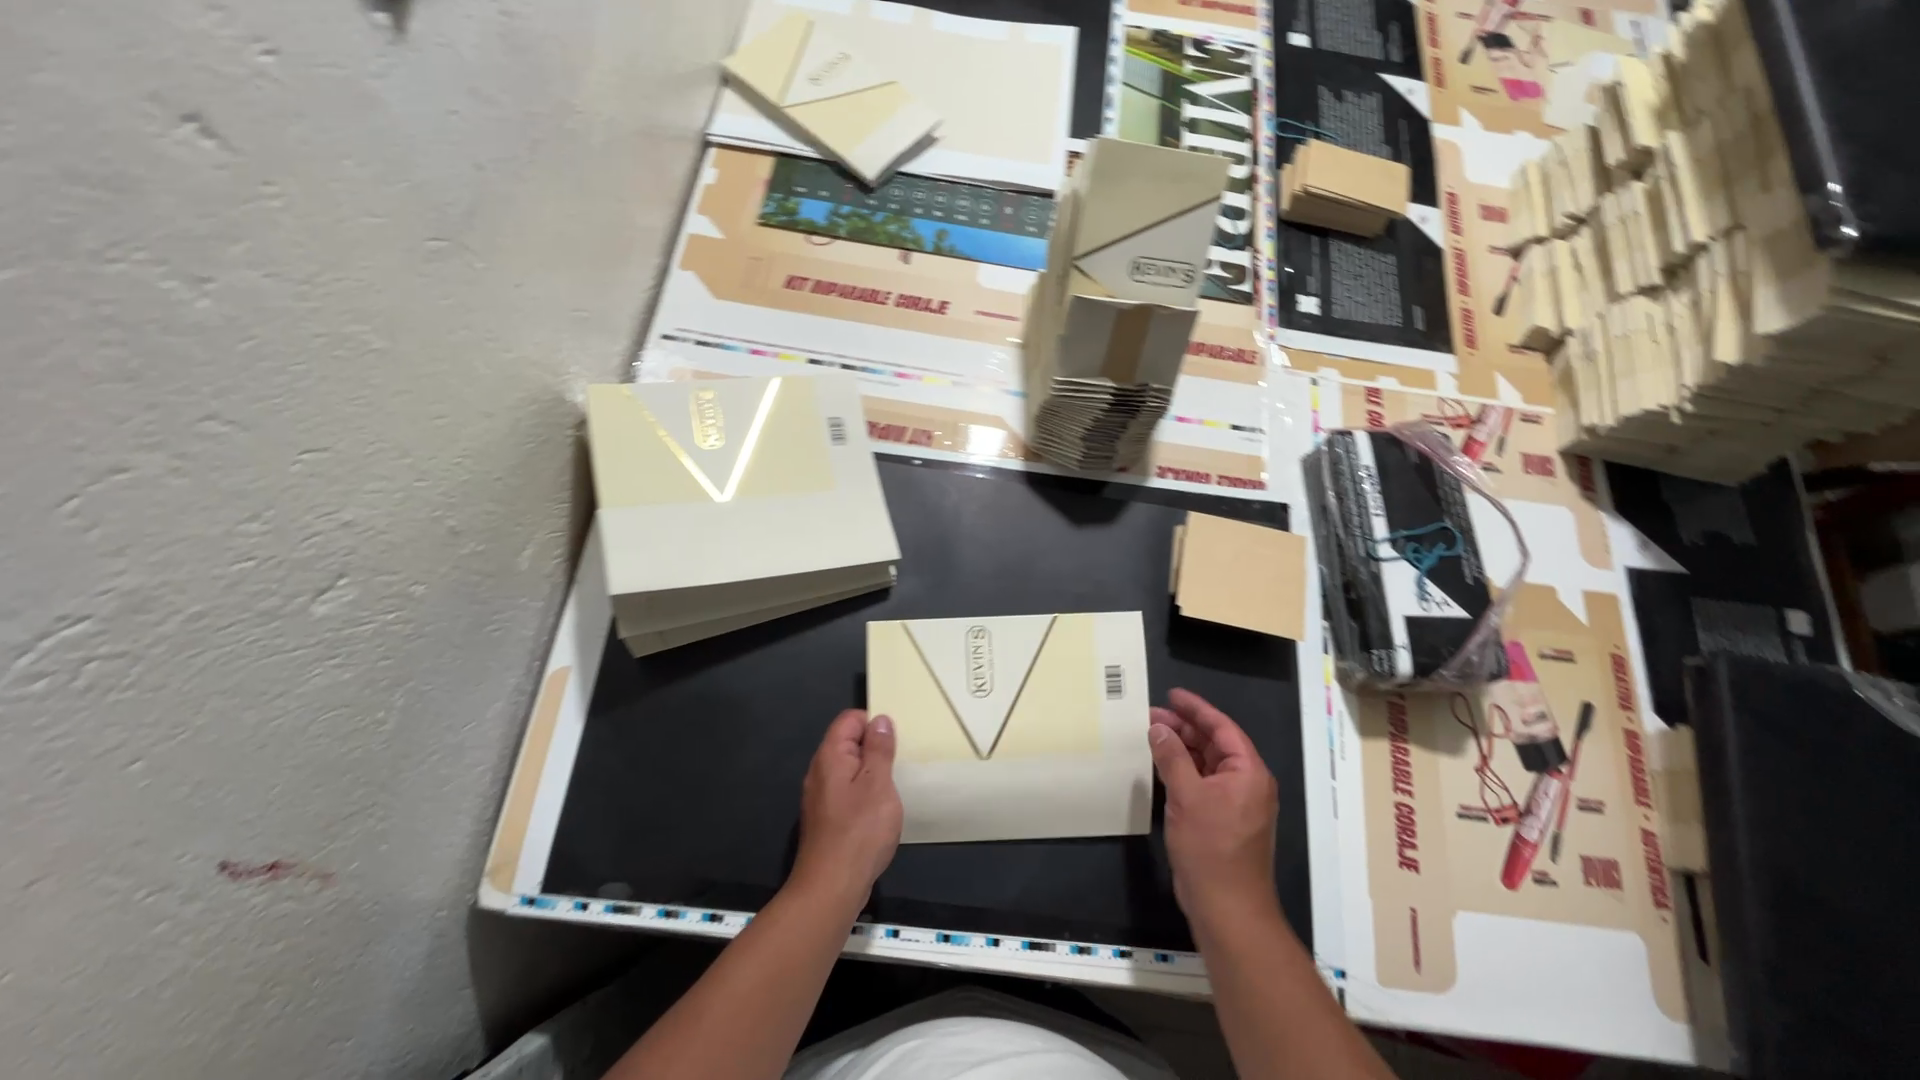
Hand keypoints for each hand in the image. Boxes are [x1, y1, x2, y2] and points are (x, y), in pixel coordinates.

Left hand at [792, 709, 901, 908]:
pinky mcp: (826, 819)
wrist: (832, 885)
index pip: (848, 720)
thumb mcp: (878, 783)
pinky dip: (863, 794)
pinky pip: (846, 792)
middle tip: (900, 763)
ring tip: (894, 787)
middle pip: (846, 744)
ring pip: (848, 770)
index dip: (873, 723)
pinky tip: (879, 811)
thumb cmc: (860, 830)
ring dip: (871, 773)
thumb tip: (879, 720)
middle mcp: (820, 772)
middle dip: (874, 748)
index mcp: (830, 757)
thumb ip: (879, 749)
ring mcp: (820, 797)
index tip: (896, 741)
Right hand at [1149, 688, 1279, 925]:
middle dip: (1185, 728)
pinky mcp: (1221, 820)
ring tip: (1151, 736)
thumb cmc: (1211, 848)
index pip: (1223, 728)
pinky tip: (1160, 767)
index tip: (1171, 695)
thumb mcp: (1187, 797)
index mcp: (1248, 772)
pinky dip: (1183, 771)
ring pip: (1207, 764)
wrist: (1227, 907)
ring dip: (1182, 749)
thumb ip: (1172, 758)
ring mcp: (1235, 803)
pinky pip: (1202, 784)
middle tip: (1151, 716)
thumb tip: (1159, 729)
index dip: (1196, 709)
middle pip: (1215, 744)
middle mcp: (1246, 783)